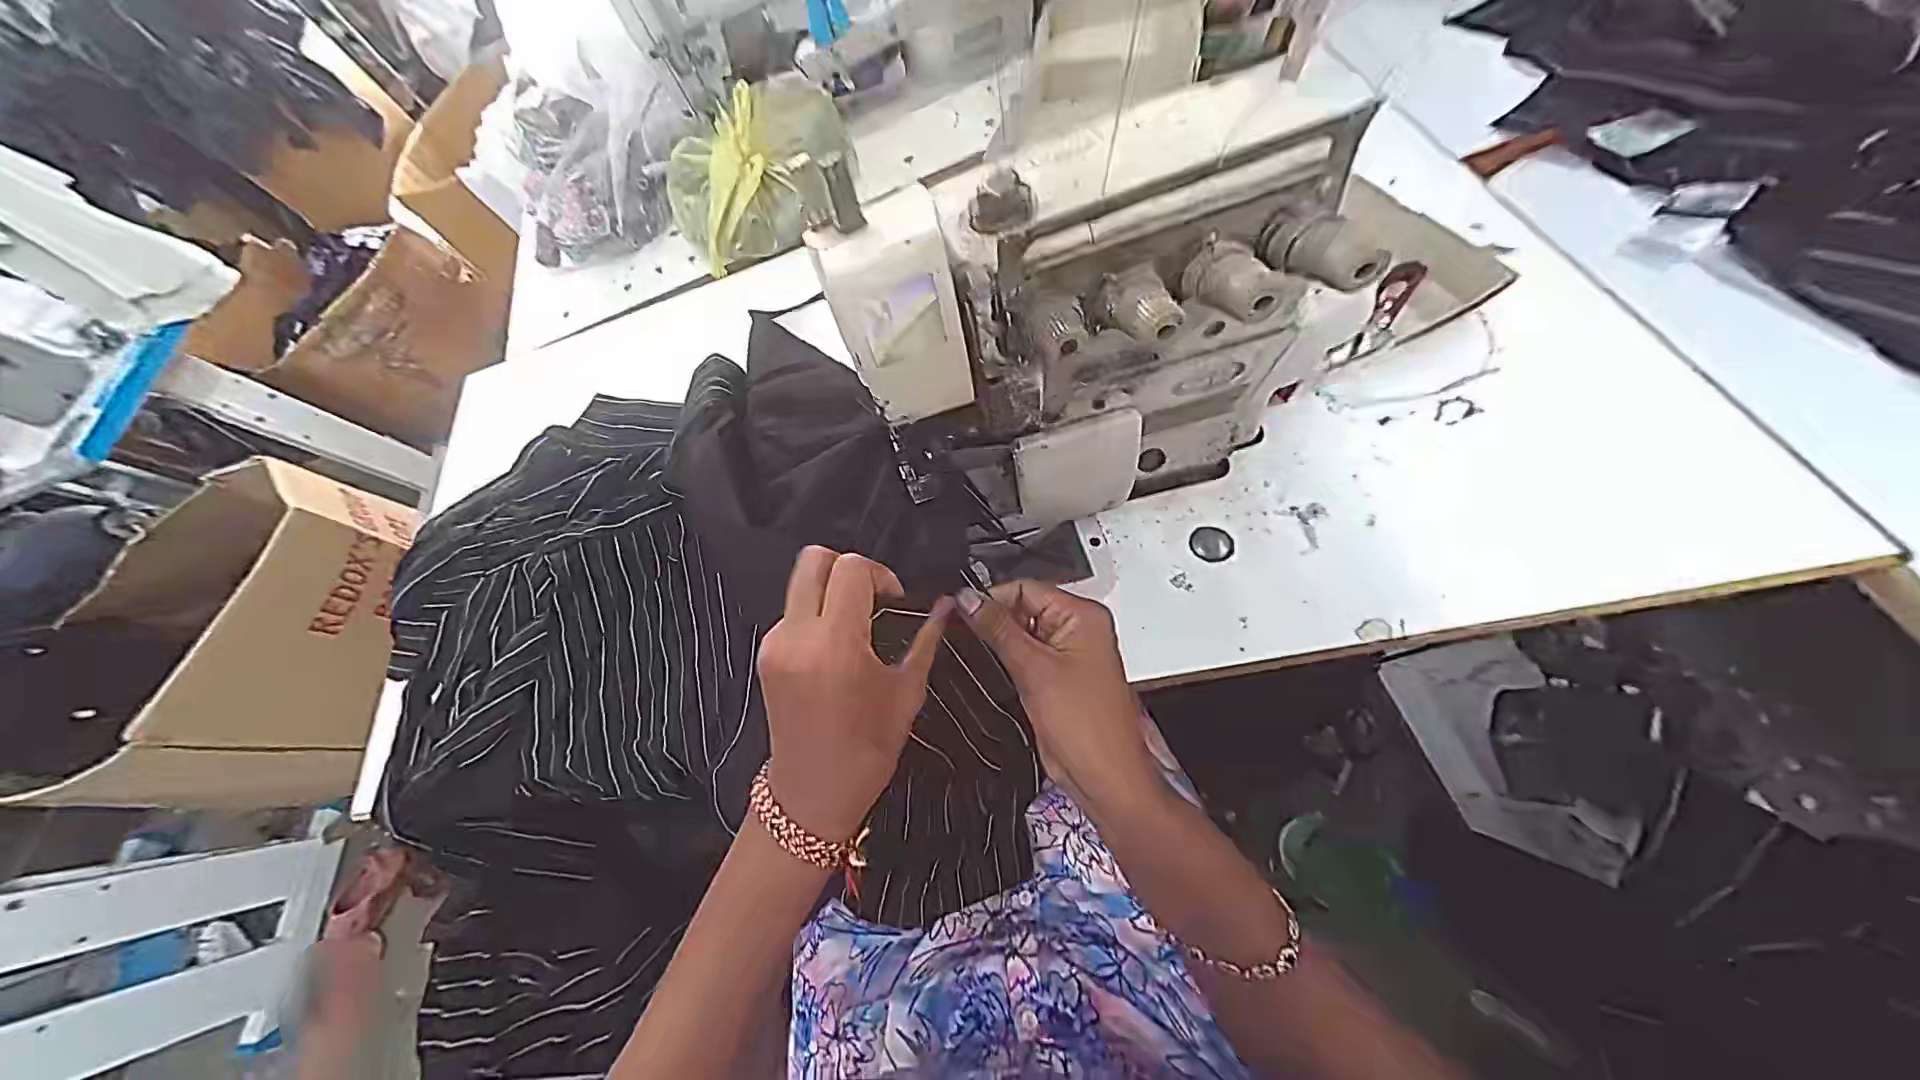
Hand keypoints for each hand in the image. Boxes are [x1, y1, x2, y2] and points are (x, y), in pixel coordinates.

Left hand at [758, 547, 950, 841]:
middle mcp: (797, 637)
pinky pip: (792, 612)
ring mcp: (775, 644)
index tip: (894, 600)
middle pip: (813, 559)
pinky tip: (834, 648)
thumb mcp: (906, 692)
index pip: (851, 568)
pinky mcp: (765, 654)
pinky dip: (816, 615)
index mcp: (836, 645)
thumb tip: (945, 607)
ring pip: (800, 584)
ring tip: (855, 626)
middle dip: (847, 567)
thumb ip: (926, 640)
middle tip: (870, 597)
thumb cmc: (866, 751)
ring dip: (830, 591)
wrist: (812, 793)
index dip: (880, 574)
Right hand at [958, 581, 1159, 813]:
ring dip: (1000, 643)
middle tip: (964, 633)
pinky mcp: (1056, 676)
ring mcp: (1068, 653)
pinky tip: (995, 672)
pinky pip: (1026, 656)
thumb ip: (998, 629)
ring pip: (1021, 633)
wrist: (1103, 776)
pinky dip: (1009, 662)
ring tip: (980, 656)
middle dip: (995, 622)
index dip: (992, 599)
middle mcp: (1078, 629)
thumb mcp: (1034, 669)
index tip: (961, 610)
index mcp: (1083, 616)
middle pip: (1023, 608)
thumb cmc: (1088, 728)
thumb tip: (970, 600)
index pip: (1026, 588)